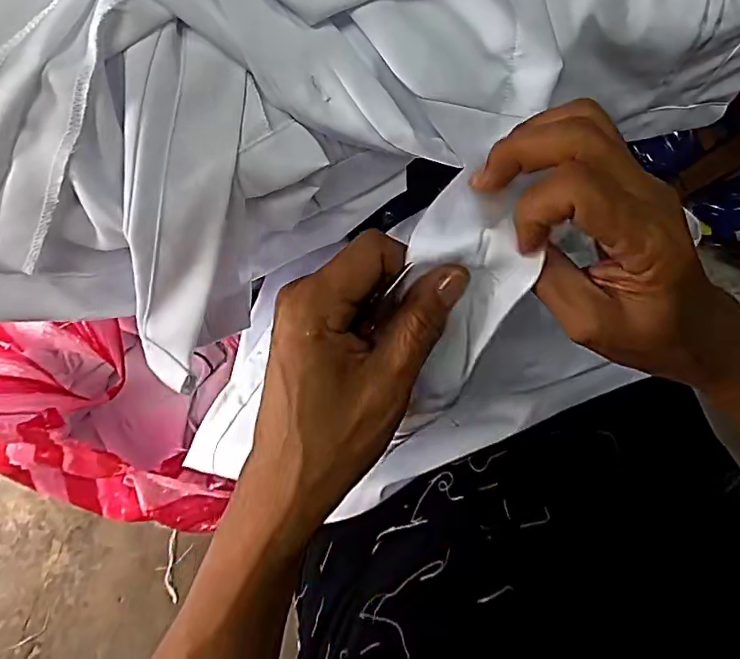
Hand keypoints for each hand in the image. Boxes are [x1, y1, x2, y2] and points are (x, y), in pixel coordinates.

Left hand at [247, 231, 468, 529]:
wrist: (285, 492)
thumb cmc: (334, 440)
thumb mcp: (390, 377)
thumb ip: (423, 318)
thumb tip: (454, 273)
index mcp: (313, 299)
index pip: (376, 248)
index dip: (410, 269)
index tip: (423, 309)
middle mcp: (300, 294)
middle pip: (369, 262)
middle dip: (400, 291)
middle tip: (407, 338)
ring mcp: (299, 312)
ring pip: (364, 283)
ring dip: (388, 309)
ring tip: (389, 354)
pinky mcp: (304, 329)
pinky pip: (351, 303)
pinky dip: (373, 321)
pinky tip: (374, 358)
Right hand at [472, 99, 739, 388]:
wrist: (698, 324)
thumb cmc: (652, 333)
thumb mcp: (593, 325)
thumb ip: (549, 279)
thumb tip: (513, 238)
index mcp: (644, 233)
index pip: (581, 185)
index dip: (535, 208)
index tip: (526, 245)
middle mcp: (648, 190)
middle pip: (582, 134)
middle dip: (522, 148)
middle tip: (486, 182)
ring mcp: (645, 175)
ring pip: (588, 119)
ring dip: (536, 134)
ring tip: (504, 167)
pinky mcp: (636, 173)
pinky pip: (592, 132)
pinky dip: (550, 136)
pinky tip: (530, 164)